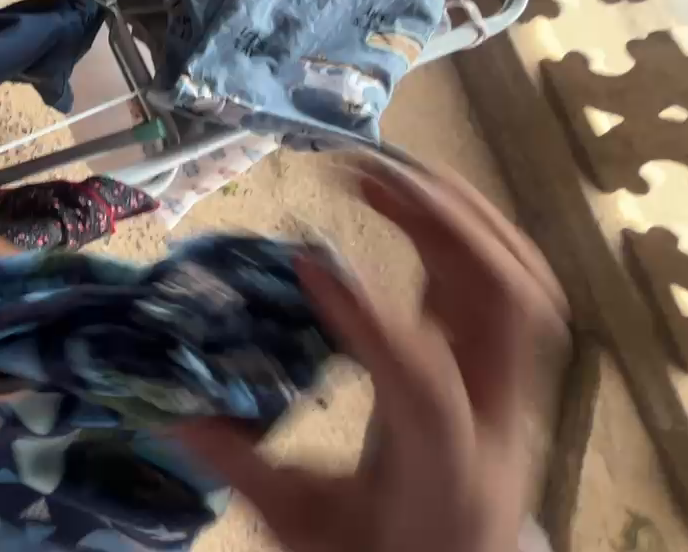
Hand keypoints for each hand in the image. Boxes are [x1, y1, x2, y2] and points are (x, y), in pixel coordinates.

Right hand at [173, 151, 569, 551]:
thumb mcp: (298, 525)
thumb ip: (240, 466)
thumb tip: (169, 407)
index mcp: (444, 469)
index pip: (423, 387)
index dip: (368, 319)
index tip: (305, 261)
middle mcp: (495, 419)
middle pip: (508, 308)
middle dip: (438, 225)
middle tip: (359, 176)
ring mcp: (508, 387)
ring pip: (518, 283)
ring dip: (456, 214)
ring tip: (381, 171)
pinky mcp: (496, 366)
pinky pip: (506, 284)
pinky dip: (466, 230)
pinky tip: (411, 203)